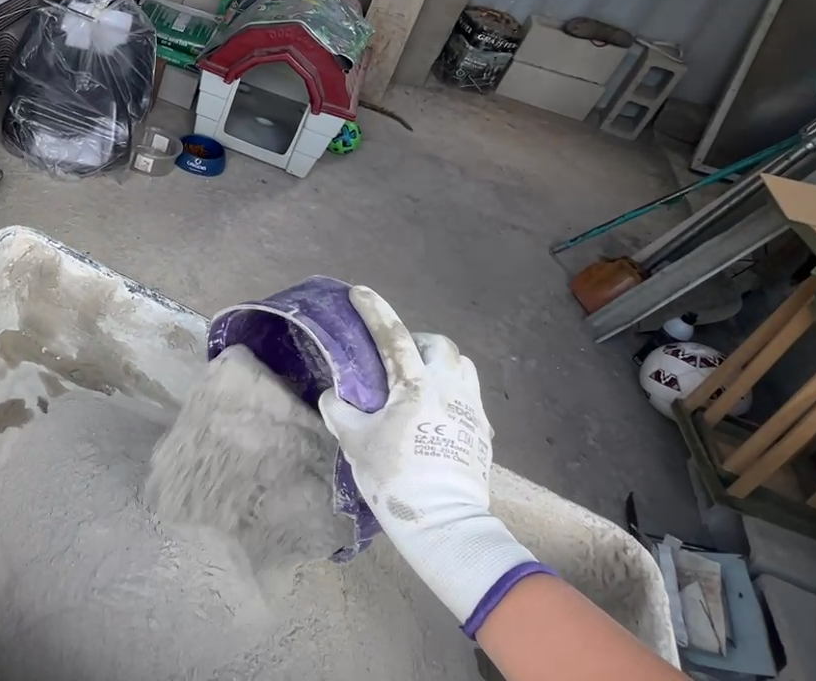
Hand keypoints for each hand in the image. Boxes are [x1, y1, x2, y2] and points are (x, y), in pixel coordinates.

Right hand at [318, 287, 553, 636]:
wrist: (444, 523)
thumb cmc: (396, 477)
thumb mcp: (354, 440)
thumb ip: (340, 410)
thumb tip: (333, 395)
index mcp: (415, 387)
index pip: (393, 337)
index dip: (375, 312)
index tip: (359, 292)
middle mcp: (449, 390)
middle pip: (440, 346)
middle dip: (417, 340)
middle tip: (395, 354)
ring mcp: (471, 411)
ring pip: (462, 367)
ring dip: (439, 363)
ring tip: (417, 379)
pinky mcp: (482, 433)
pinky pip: (469, 397)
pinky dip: (450, 392)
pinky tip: (432, 413)